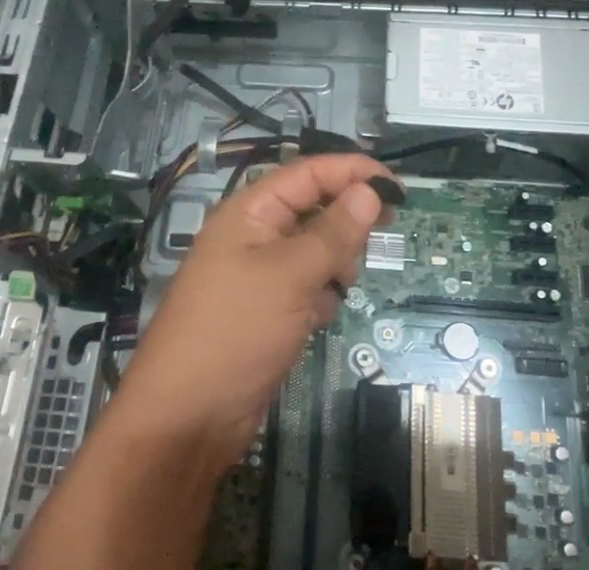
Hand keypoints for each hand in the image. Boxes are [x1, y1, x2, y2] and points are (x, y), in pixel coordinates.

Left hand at [111, 153, 393, 455]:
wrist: (189, 416)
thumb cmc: (235, 331)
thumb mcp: (289, 275)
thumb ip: (333, 232)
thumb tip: (370, 191)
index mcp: (249, 212)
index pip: (309, 174)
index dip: (353, 172)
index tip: (398, 188)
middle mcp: (254, 236)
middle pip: (315, 209)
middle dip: (344, 227)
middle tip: (366, 250)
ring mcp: (260, 276)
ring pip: (316, 252)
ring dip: (334, 267)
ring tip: (332, 291)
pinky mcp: (268, 311)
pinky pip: (309, 288)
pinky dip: (321, 299)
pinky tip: (316, 320)